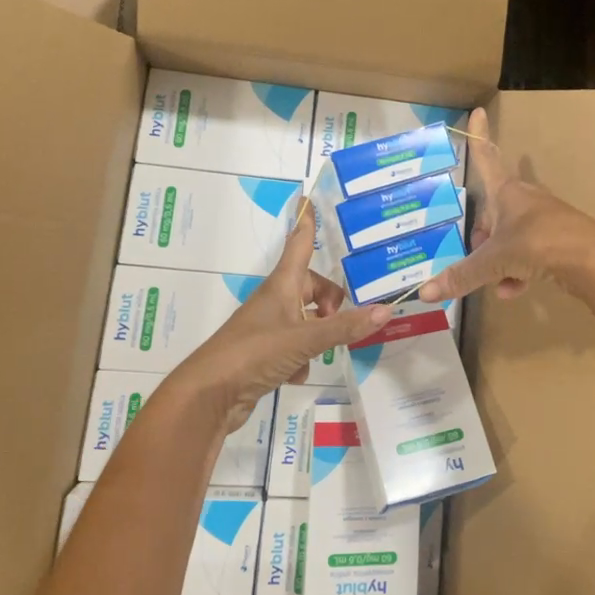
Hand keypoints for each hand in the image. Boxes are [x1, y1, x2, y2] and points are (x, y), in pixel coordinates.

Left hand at [167, 206, 390, 433]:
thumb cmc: (253, 353)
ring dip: (319, 334)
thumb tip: (386, 310)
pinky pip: (294, 346)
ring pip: (305, 319)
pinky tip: (298, 373)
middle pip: (311, 287)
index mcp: (282, 286)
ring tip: (327, 350)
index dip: (307, 223)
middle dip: (331, 301)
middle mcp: (275, 301)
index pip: (299, 245)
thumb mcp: (305, 340)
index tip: (309, 199)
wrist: (209, 395)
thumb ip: (345, 327)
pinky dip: (302, 359)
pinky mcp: (264, 354)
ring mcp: (268, 328)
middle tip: (344, 319)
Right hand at [418, 108, 594, 303]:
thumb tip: (425, 292)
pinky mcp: (556, 242)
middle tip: (475, 257)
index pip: (485, 157)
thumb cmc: (537, 242)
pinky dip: (517, 272)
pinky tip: (513, 291)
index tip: (478, 112)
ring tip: (495, 282)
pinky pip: (526, 255)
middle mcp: (523, 200)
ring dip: (498, 261)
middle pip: (491, 212)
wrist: (590, 259)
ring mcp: (542, 220)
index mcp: (506, 191)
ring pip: (508, 238)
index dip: (478, 136)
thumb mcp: (494, 260)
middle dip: (481, 237)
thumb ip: (461, 275)